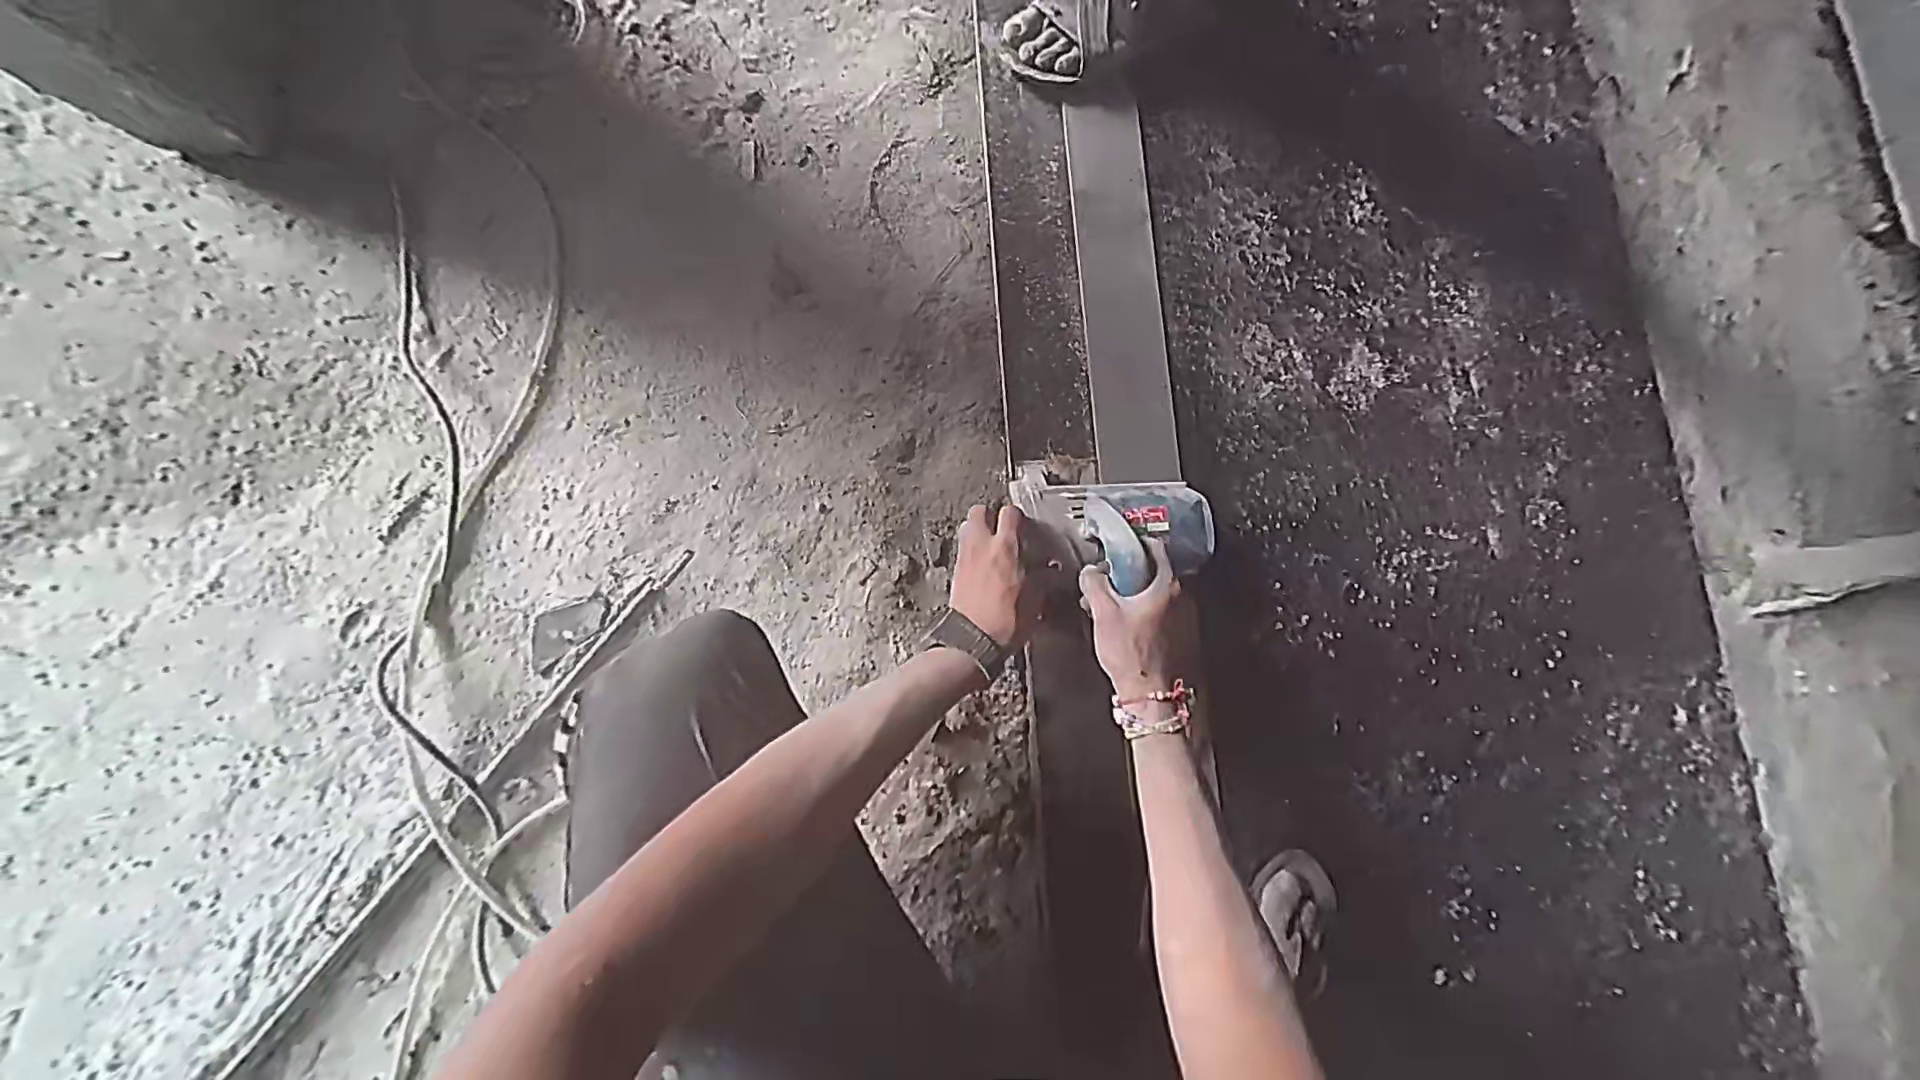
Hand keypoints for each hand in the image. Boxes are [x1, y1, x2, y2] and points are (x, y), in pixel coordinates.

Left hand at [950, 504, 1042, 647]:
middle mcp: (981, 547)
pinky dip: (971, 549)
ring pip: (966, 527)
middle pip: (979, 511)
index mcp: (1004, 548)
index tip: (1026, 526)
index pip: (1010, 513)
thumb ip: (1042, 579)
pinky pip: (962, 549)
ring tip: (991, 544)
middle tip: (1003, 528)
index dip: (1018, 516)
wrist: (972, 642)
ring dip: (977, 530)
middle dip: (990, 515)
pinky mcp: (955, 572)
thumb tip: (1051, 570)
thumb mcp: (1034, 601)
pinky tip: (982, 565)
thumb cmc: (1004, 622)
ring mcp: (964, 558)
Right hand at [1079, 538, 1195, 700]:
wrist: (1156, 698)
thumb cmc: (1133, 655)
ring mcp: (1188, 617)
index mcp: (1168, 584)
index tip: (1116, 547)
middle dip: (1130, 573)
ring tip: (1114, 610)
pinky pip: (1164, 613)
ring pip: (1159, 593)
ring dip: (1138, 595)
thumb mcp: (1103, 614)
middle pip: (1155, 571)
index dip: (1132, 542)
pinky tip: (1129, 629)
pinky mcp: (1185, 636)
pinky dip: (1147, 613)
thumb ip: (1094, 584)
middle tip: (1108, 583)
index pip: (1154, 545)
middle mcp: (1184, 597)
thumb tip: (1091, 571)